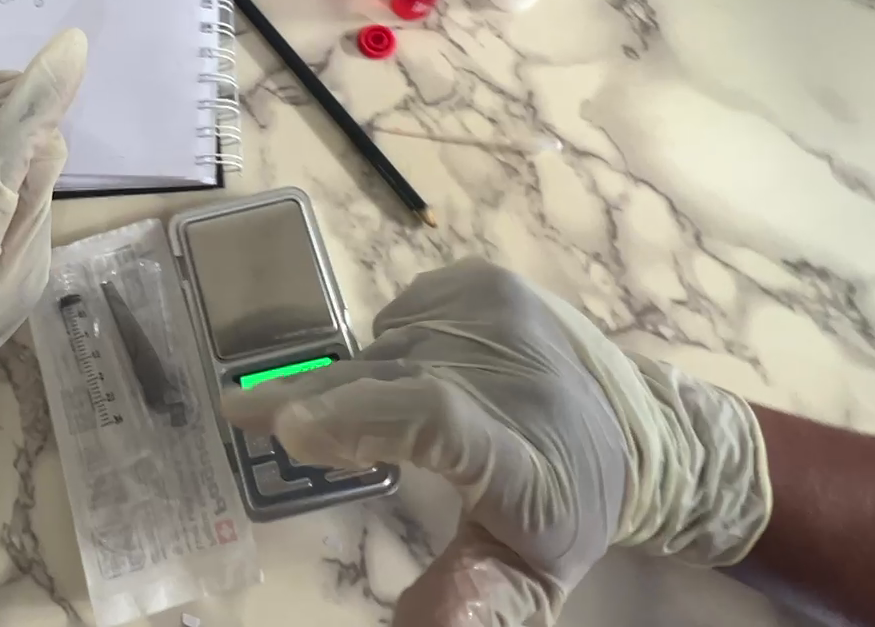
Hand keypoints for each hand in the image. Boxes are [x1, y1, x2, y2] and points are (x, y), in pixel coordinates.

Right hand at [222, 258, 769, 625]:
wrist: (636, 421)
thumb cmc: (567, 504)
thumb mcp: (529, 570)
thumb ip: (474, 598)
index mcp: (520, 456)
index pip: (436, 425)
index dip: (359, 421)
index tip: (292, 430)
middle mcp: (503, 369)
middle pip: (383, 380)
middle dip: (305, 399)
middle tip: (238, 411)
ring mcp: (490, 312)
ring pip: (381, 350)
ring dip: (359, 384)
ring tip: (379, 414)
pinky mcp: (479, 280)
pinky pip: (398, 317)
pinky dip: (391, 349)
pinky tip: (420, 369)